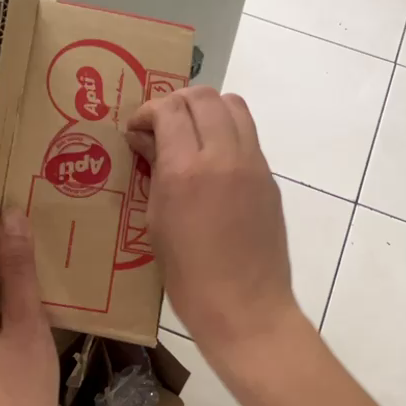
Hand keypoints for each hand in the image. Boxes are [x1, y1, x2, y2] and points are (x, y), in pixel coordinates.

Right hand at [125, 86, 296, 351]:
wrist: (245, 308)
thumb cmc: (188, 277)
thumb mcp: (156, 224)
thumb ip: (154, 173)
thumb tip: (146, 141)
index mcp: (186, 170)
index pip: (169, 109)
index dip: (147, 112)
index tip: (136, 130)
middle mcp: (223, 156)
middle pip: (203, 96)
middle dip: (176, 102)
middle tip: (160, 126)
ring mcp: (252, 164)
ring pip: (233, 105)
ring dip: (207, 109)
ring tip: (189, 135)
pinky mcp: (269, 178)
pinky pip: (247, 134)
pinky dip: (226, 132)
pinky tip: (211, 161)